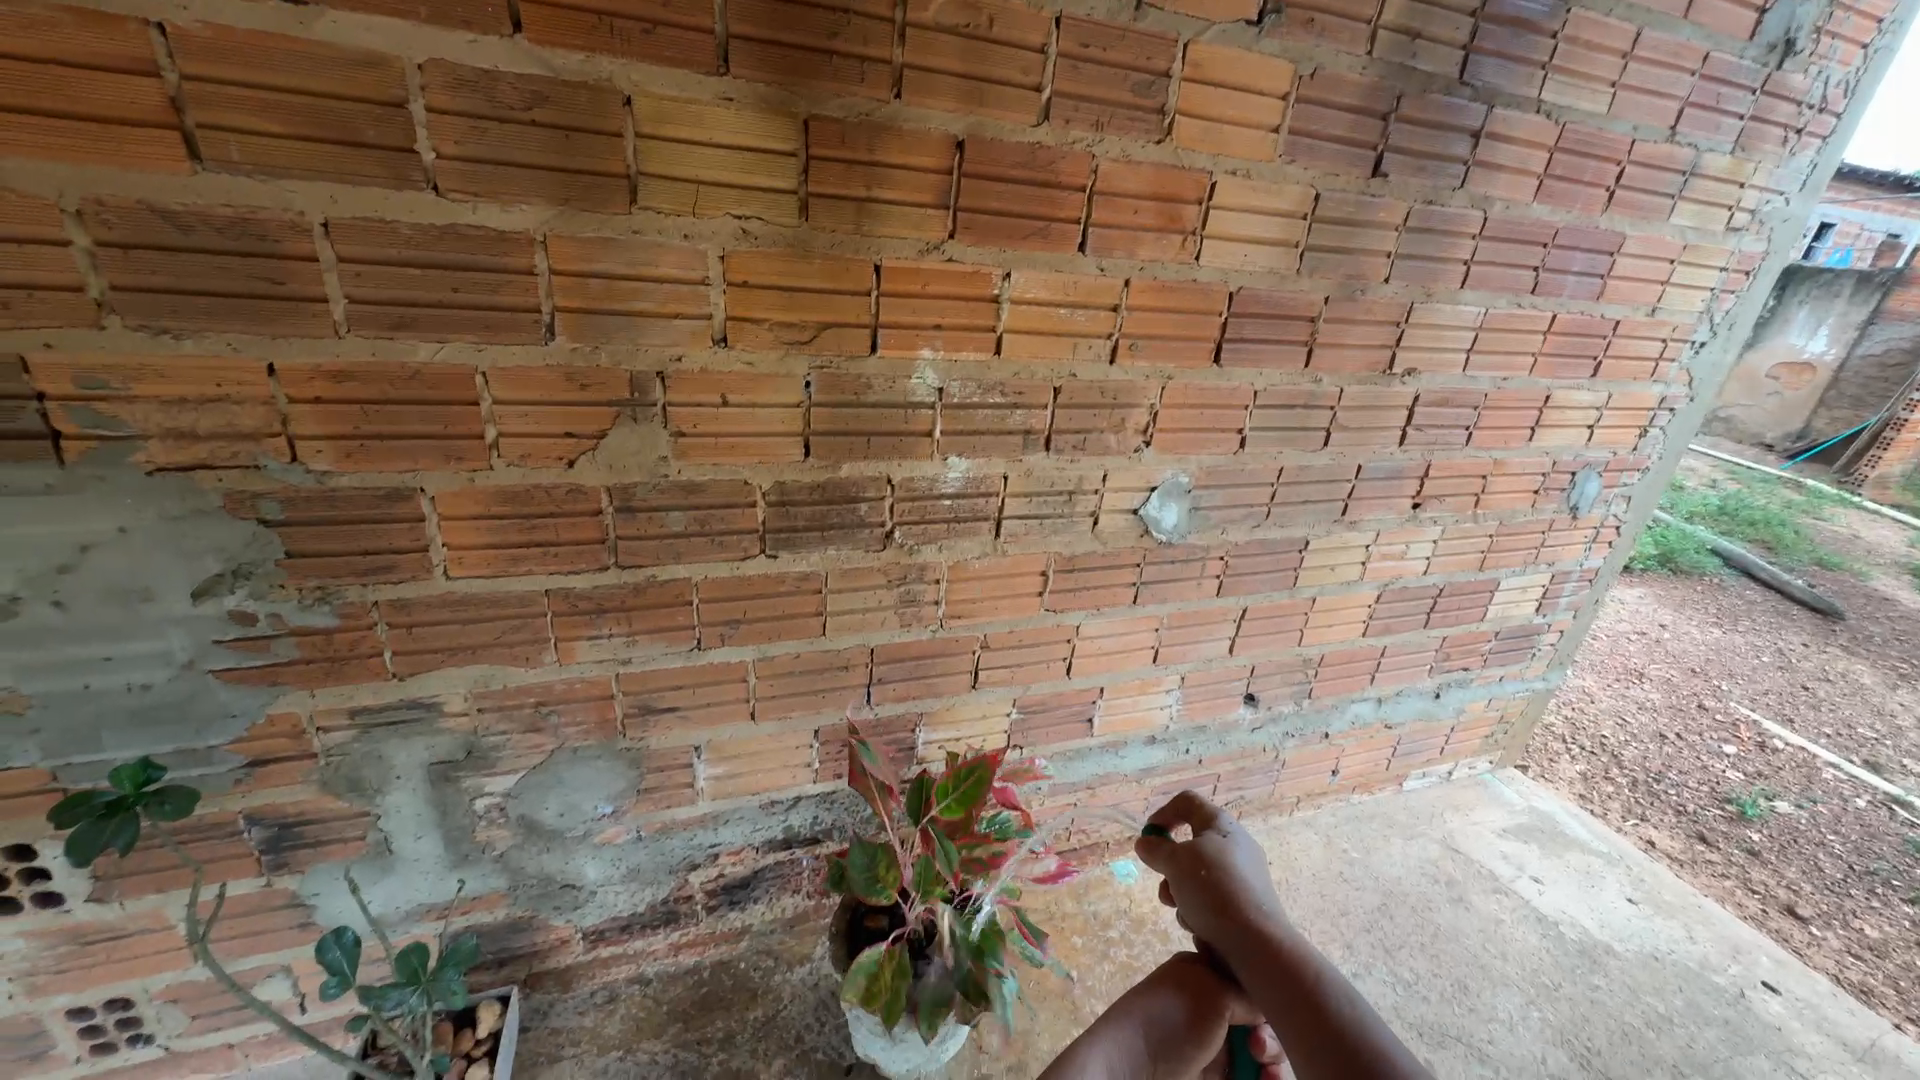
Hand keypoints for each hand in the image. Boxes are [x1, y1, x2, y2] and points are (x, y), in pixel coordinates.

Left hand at [1115, 952, 1286, 1079]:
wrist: (1135, 1067)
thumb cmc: (1173, 1017)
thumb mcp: (1214, 991)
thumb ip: (1249, 995)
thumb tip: (1271, 1004)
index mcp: (1204, 973)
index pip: (1248, 979)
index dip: (1266, 993)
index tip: (1275, 1006)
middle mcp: (1212, 1005)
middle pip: (1260, 1017)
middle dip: (1272, 1032)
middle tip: (1257, 1045)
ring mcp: (1215, 1042)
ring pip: (1262, 1050)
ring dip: (1275, 1059)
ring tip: (1265, 1069)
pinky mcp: (1216, 1075)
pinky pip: (1251, 1075)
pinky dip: (1266, 1078)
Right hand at [1134, 790, 1287, 944]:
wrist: (1256, 942)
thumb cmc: (1213, 889)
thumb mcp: (1175, 863)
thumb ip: (1156, 849)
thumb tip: (1145, 842)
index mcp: (1220, 825)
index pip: (1186, 802)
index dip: (1162, 814)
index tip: (1149, 839)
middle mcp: (1234, 845)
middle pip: (1190, 844)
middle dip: (1170, 865)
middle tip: (1164, 881)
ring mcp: (1243, 876)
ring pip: (1197, 875)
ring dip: (1180, 891)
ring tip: (1180, 908)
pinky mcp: (1245, 904)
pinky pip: (1211, 897)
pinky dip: (1198, 908)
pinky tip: (1199, 924)